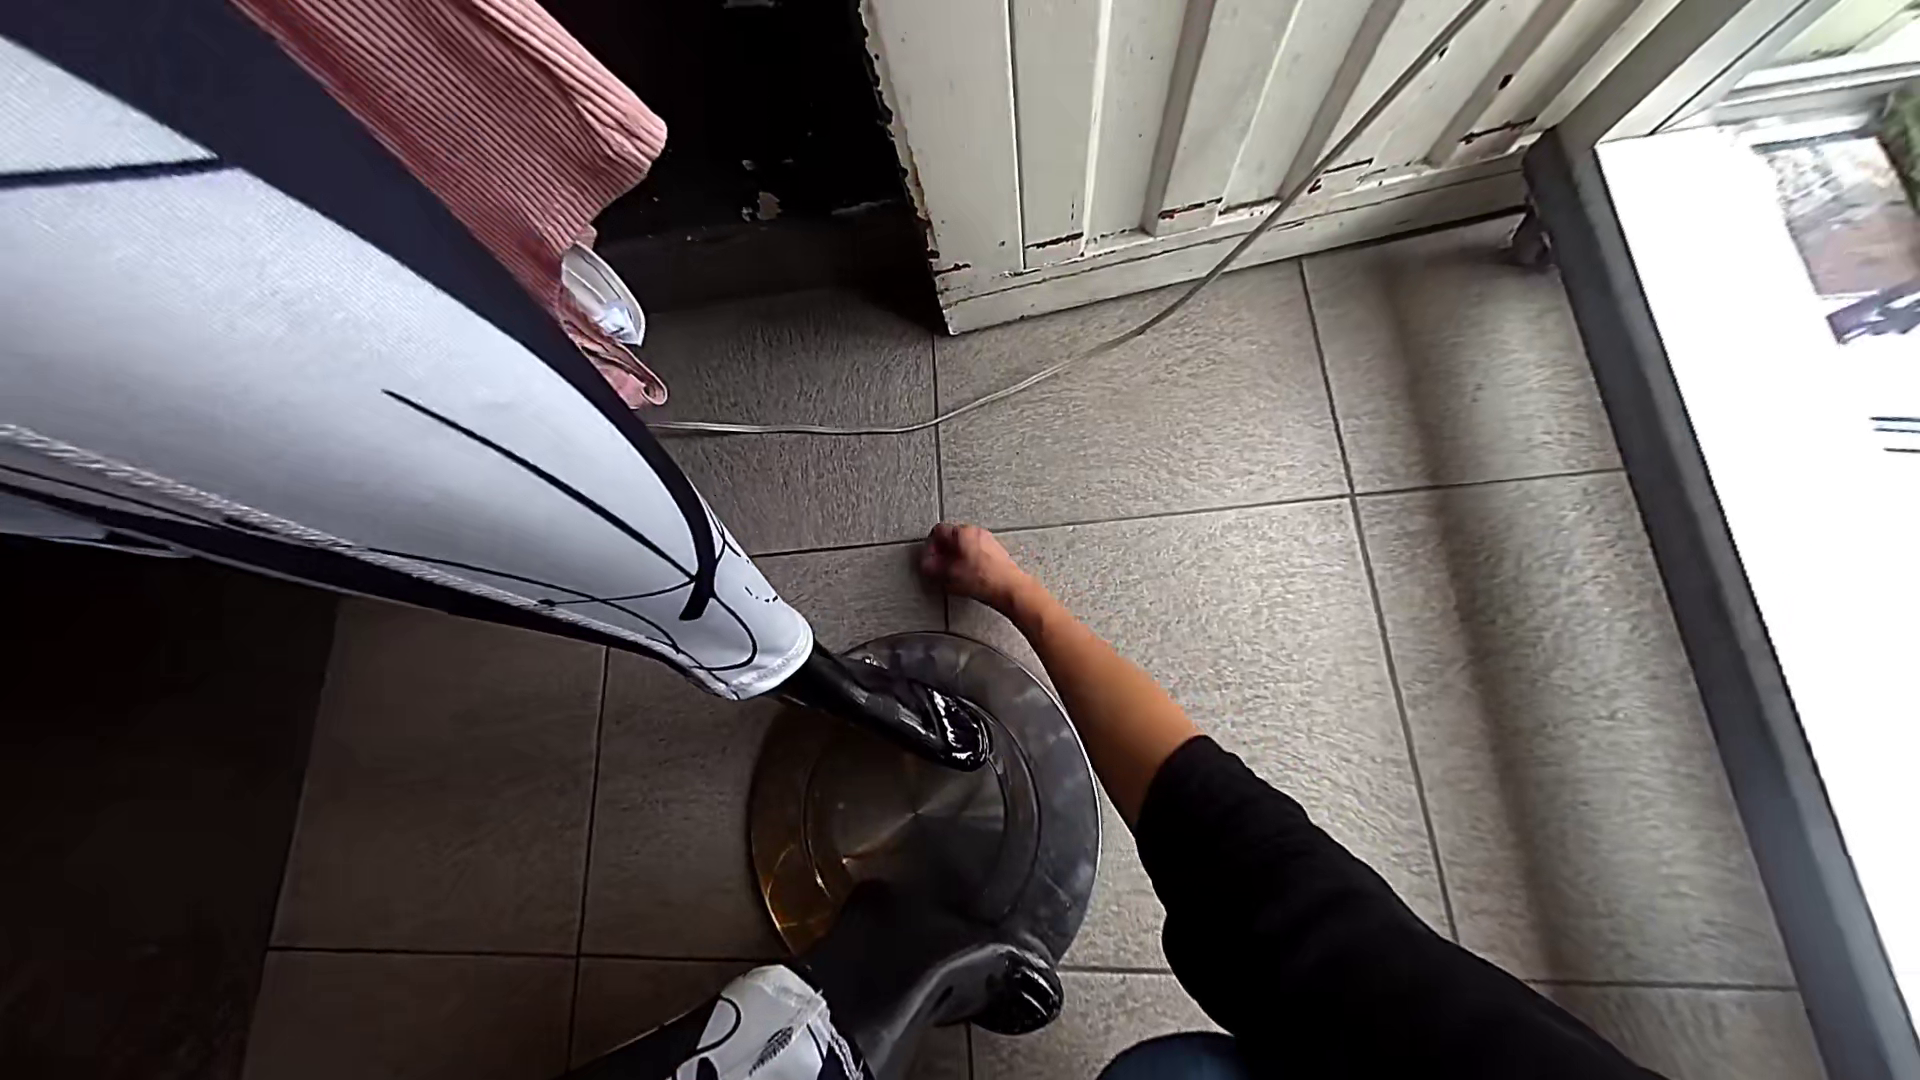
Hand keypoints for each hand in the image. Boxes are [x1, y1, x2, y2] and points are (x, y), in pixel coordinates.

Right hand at [919, 523, 1037, 614]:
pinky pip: (977, 552)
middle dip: (943, 552)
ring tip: (954, 574)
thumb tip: (926, 565)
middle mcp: (976, 532)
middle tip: (939, 567)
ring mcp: (988, 541)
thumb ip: (932, 567)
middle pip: (952, 537)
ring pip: (965, 545)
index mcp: (962, 532)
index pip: (938, 531)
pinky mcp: (996, 552)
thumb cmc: (982, 579)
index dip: (930, 546)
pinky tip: (969, 576)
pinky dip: (969, 560)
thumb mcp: (948, 575)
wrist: (1009, 588)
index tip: (929, 559)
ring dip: (956, 557)